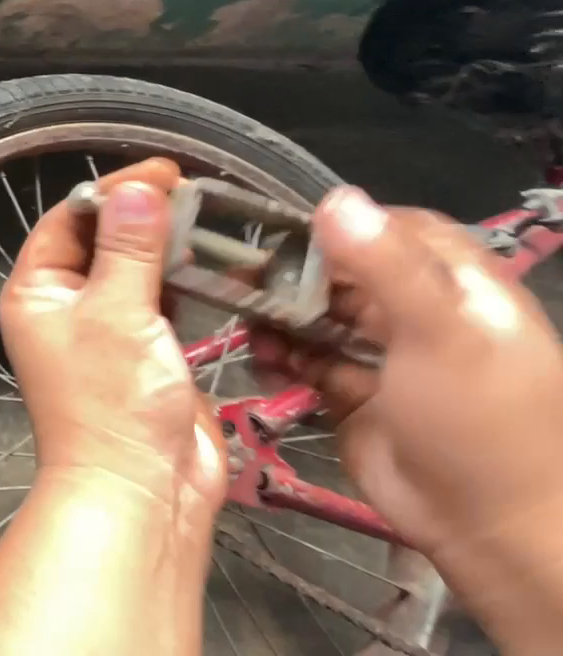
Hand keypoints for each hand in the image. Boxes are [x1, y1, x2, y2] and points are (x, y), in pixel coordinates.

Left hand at [0, 158, 227, 520]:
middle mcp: (63, 303)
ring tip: (210, 217)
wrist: (141, 487)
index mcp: (35, 290)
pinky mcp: (145, 349)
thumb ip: (129, 250)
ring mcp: (105, 326)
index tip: (159, 170)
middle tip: (192, 189)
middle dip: (141, 214)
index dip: (109, 192)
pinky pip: (162, 300)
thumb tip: (136, 190)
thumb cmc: (111, 401)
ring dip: (167, 245)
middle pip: (100, 241)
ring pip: (133, 269)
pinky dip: (186, 280)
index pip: (67, 221)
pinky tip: (217, 262)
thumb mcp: (117, 314)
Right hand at [251, 188, 562, 565]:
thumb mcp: (442, 335)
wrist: (492, 530)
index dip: (348, 222)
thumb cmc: (483, 424)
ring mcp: (384, 356)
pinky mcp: (352, 392)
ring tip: (243, 321)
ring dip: (276, 315)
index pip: (402, 230)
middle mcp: (421, 317)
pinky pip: (303, 358)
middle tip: (238, 274)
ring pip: (316, 314)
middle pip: (345, 271)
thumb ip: (386, 266)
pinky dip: (276, 355)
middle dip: (292, 271)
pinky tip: (259, 359)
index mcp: (459, 293)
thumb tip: (335, 198)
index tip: (285, 224)